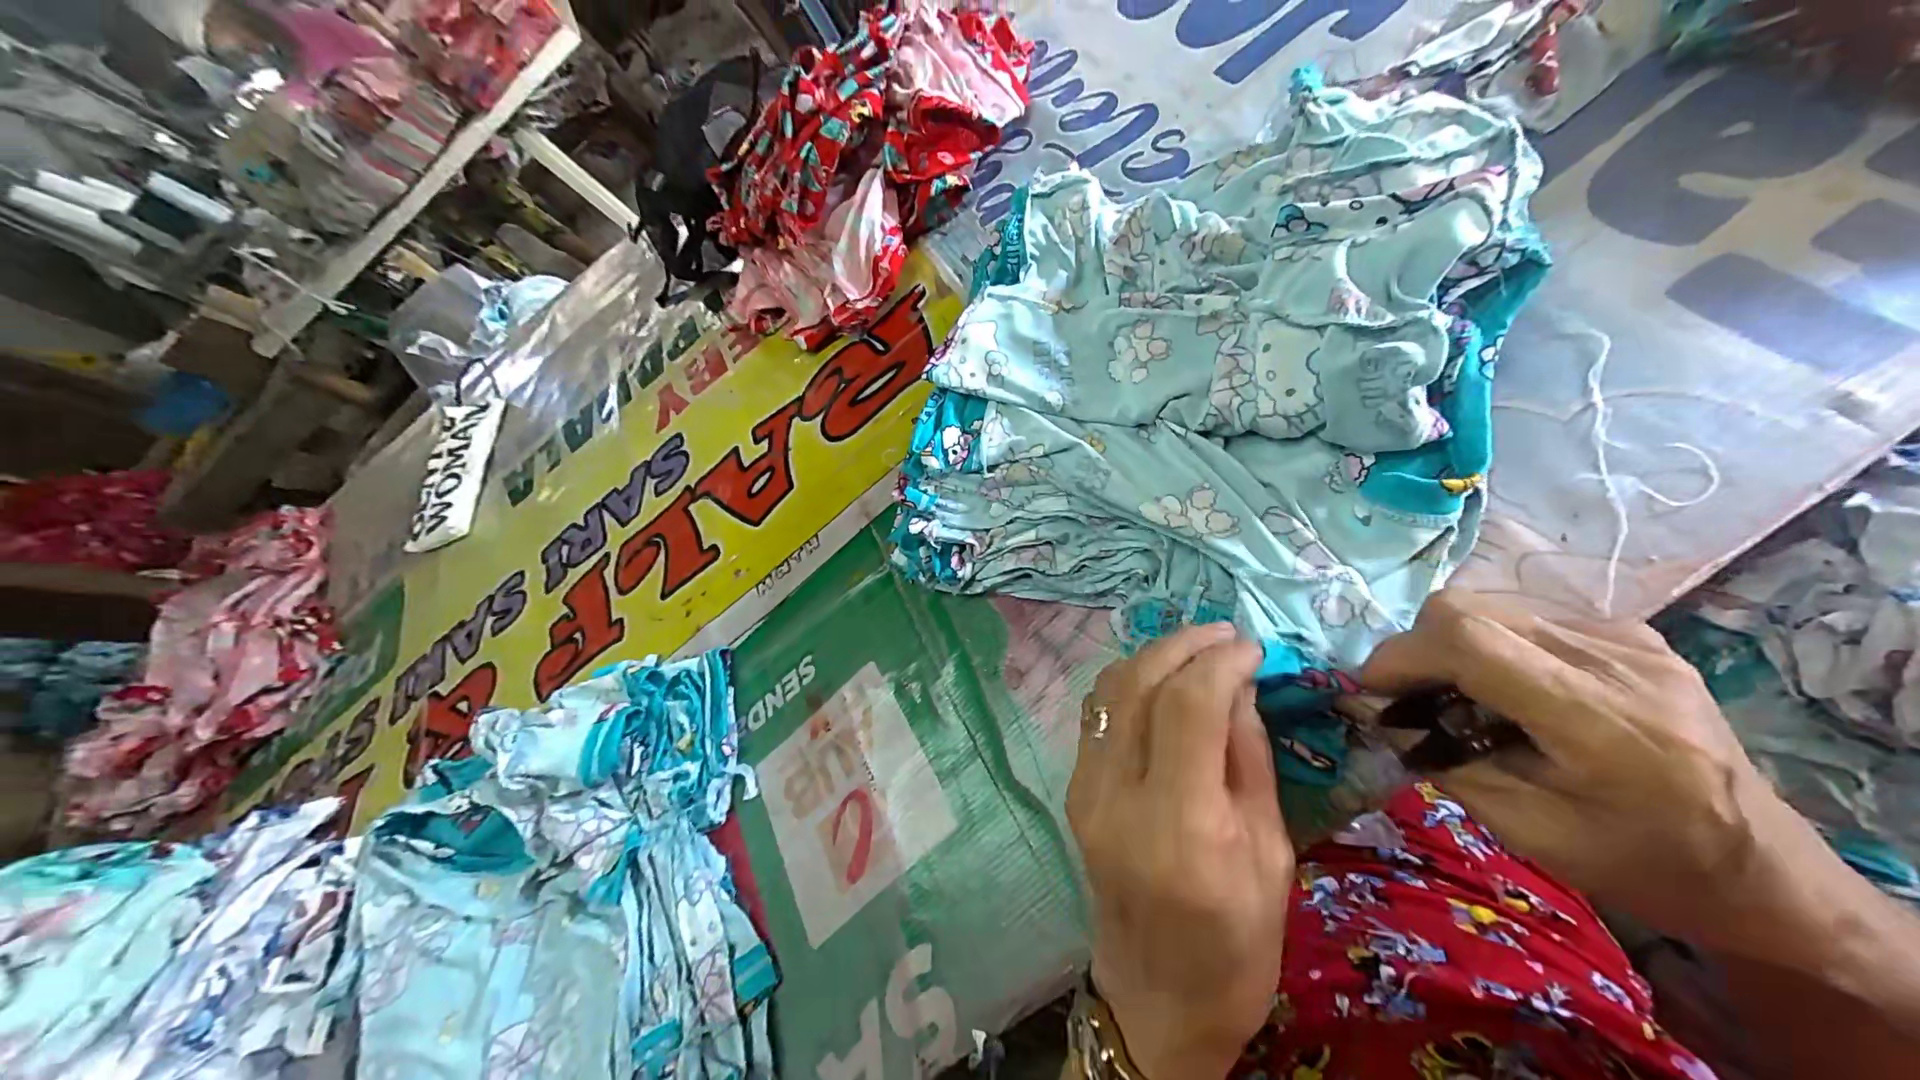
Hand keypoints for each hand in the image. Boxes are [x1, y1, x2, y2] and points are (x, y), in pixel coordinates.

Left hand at [1066, 624, 1291, 1079]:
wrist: (1154, 998)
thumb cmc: (1235, 946)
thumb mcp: (1271, 856)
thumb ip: (1248, 760)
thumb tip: (1238, 684)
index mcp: (1180, 825)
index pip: (1188, 705)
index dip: (1220, 661)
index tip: (1251, 648)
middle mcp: (1118, 798)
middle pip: (1139, 684)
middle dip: (1183, 644)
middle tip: (1224, 634)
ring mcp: (1085, 792)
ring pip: (1109, 690)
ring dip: (1153, 656)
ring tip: (1196, 647)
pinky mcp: (1073, 792)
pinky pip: (1096, 716)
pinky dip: (1129, 683)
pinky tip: (1161, 679)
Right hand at [1359, 590, 1831, 957]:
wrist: (1767, 870)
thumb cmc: (1642, 865)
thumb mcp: (1527, 831)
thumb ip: (1441, 761)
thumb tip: (1369, 712)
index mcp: (1600, 720)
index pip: (1470, 640)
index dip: (1400, 655)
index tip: (1371, 691)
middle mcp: (1617, 659)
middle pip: (1468, 607)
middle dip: (1415, 646)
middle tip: (1407, 696)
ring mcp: (1628, 637)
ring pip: (1489, 603)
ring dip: (1448, 642)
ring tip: (1455, 693)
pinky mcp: (1630, 632)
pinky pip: (1524, 613)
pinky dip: (1487, 641)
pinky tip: (1504, 686)